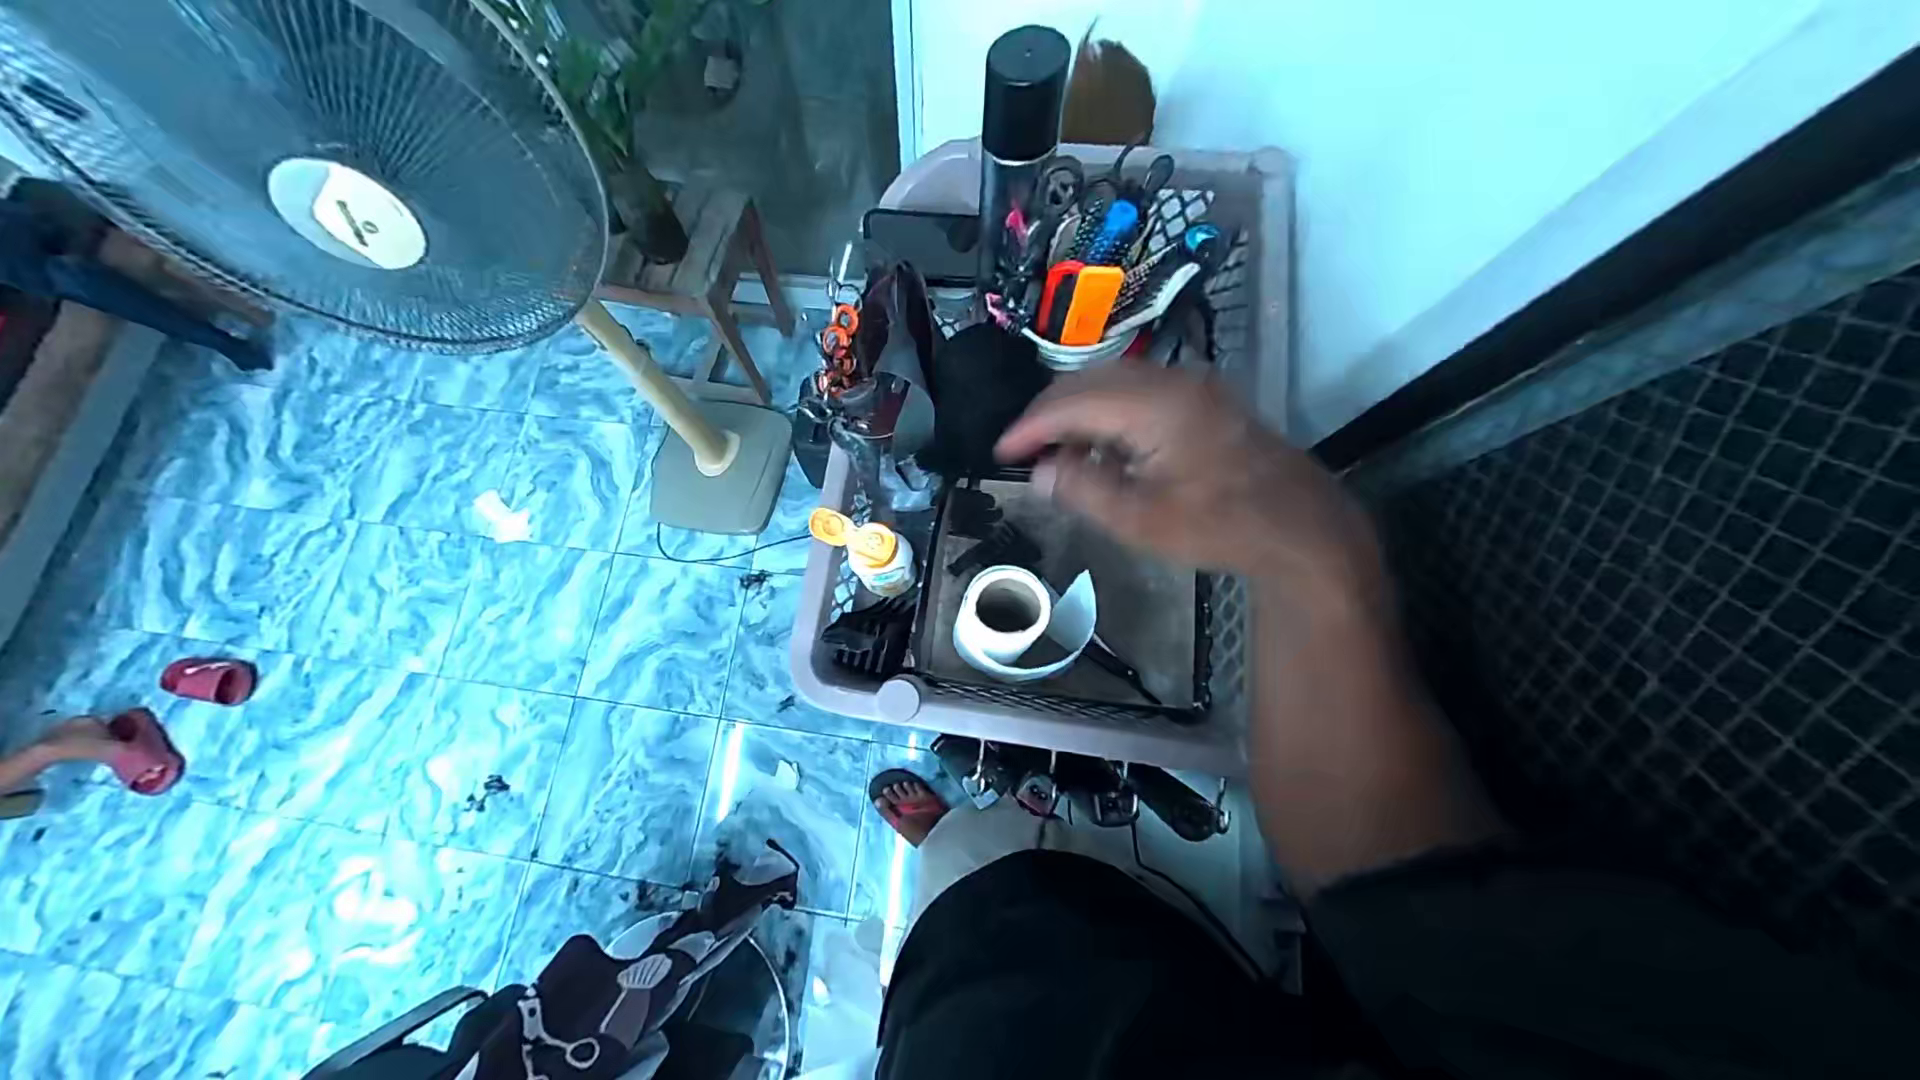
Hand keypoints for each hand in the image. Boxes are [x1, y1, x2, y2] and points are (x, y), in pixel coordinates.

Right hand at [995, 363, 1382, 598]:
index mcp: (1154, 405)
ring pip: (1112, 383)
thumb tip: (1042, 471)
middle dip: (1048, 414)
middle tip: (1021, 449)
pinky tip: (1100, 445)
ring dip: (1077, 412)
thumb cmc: (1220, 526)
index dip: (1029, 426)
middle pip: (1089, 381)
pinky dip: (1106, 413)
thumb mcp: (1141, 520)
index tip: (1000, 451)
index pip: (1071, 403)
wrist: (1300, 526)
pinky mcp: (1202, 399)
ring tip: (1055, 450)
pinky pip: (1138, 392)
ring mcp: (1191, 386)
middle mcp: (1171, 381)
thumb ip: (1084, 490)